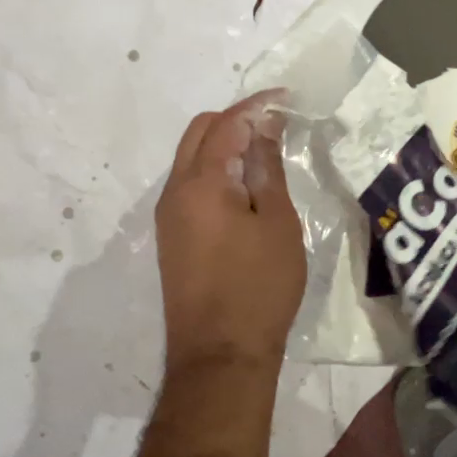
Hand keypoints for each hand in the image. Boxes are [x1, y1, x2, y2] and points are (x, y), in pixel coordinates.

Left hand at [154, 90, 305, 373]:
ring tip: (266, 156)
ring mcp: (169, 217)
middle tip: (276, 127)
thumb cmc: (259, 286)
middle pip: (200, 133)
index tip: (287, 98)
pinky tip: (247, 188)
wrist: (220, 358)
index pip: (226, 124)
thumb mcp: (277, 221)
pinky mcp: (172, 238)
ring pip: (192, 158)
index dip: (257, 105)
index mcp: (201, 183)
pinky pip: (190, 184)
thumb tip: (265, 125)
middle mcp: (175, 192)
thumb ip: (268, 167)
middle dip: (236, 120)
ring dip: (224, 146)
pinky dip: (217, 171)